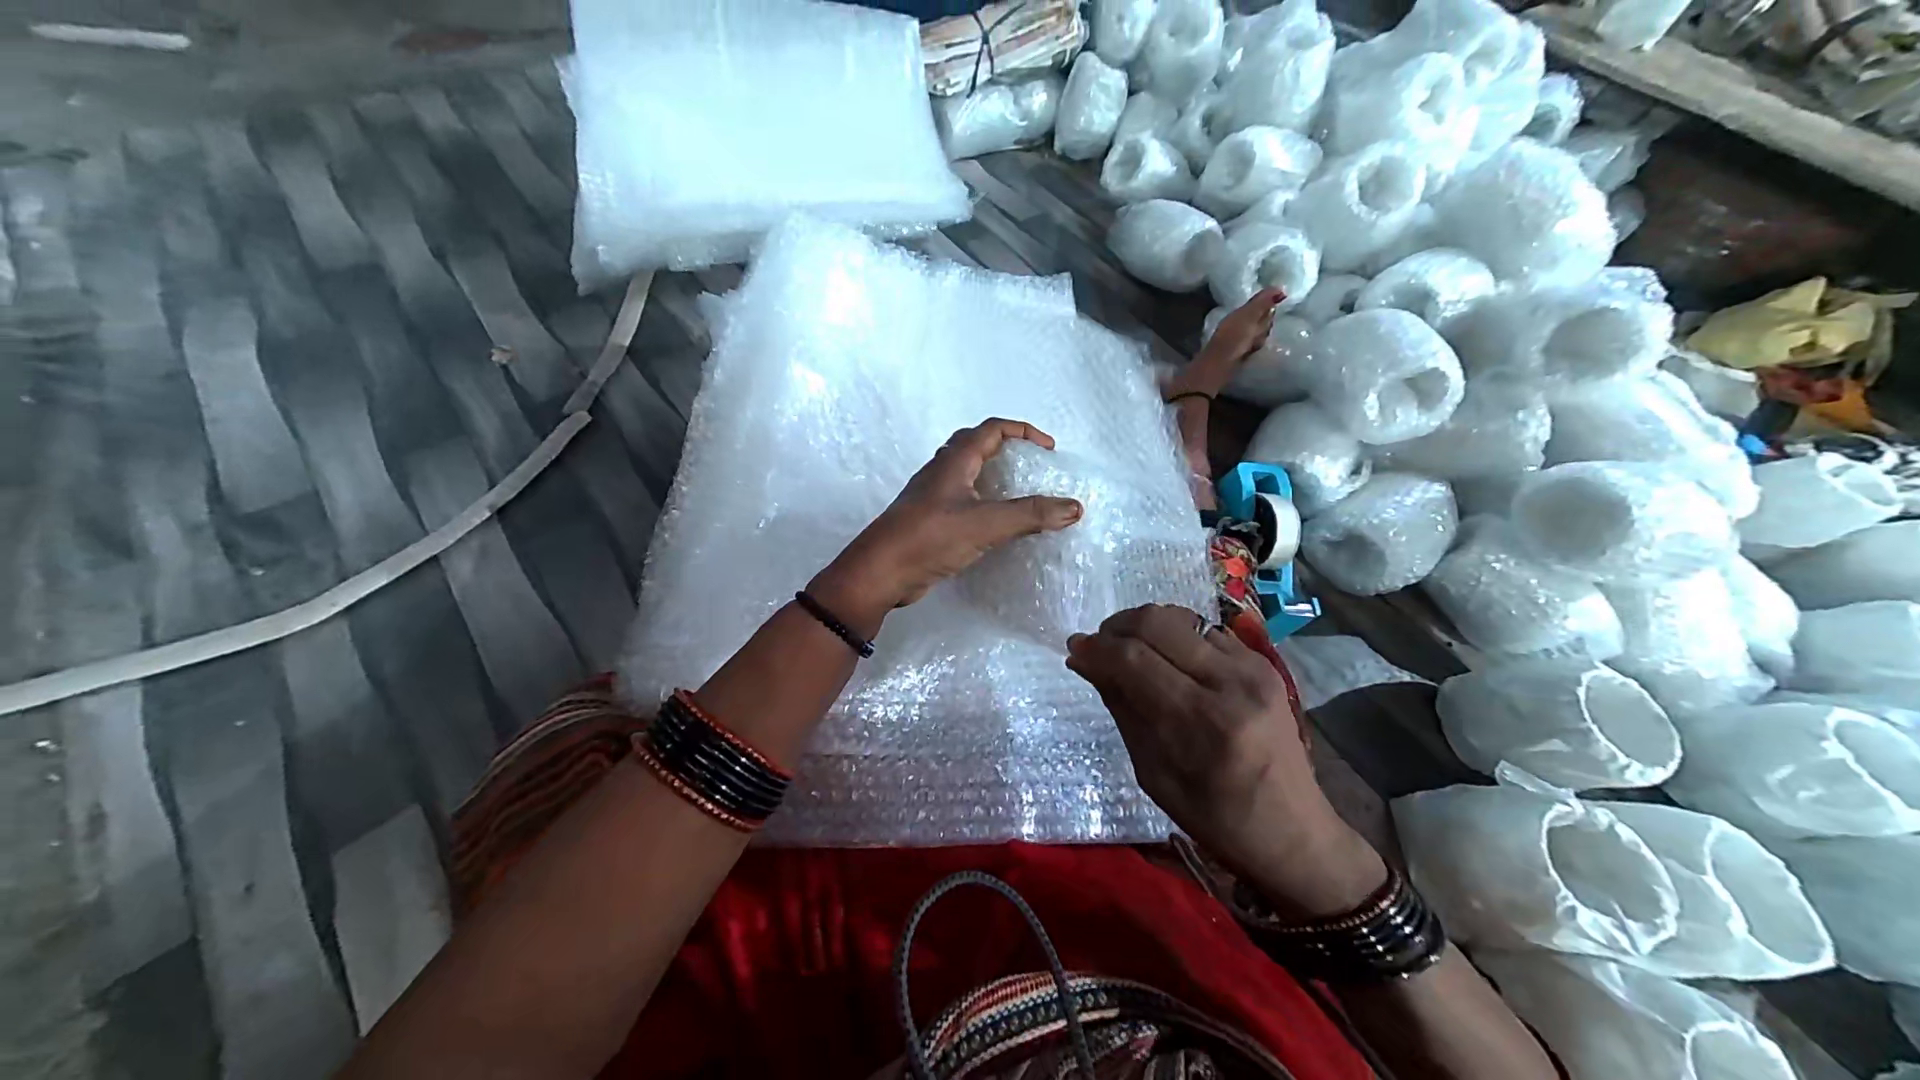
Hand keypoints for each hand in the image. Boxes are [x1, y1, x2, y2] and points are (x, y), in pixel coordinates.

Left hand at [810, 419, 1083, 632]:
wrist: (881, 572)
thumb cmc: (930, 538)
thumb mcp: (986, 523)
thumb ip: (1030, 514)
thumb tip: (1074, 507)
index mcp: (954, 461)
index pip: (992, 429)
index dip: (1023, 432)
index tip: (1049, 449)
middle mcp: (942, 472)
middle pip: (977, 446)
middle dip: (1009, 450)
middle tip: (1035, 468)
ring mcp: (933, 497)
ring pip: (969, 475)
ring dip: (996, 478)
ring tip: (1022, 495)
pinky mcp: (930, 522)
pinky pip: (964, 502)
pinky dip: (986, 504)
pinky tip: (998, 525)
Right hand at [1066, 604, 1385, 916]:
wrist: (1295, 832)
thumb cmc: (1216, 819)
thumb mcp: (1153, 774)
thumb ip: (1122, 708)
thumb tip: (1086, 661)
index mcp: (1202, 723)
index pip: (1133, 659)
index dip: (1096, 649)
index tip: (1074, 651)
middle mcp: (1231, 684)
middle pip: (1157, 623)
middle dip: (1116, 627)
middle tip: (1098, 646)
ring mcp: (1254, 668)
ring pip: (1181, 618)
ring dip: (1145, 627)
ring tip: (1128, 650)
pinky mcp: (1265, 663)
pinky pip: (1206, 630)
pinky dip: (1175, 636)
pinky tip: (1167, 659)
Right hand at [1167, 288, 1285, 399]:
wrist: (1208, 370)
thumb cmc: (1229, 341)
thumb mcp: (1247, 317)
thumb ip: (1261, 304)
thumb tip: (1281, 289)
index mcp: (1261, 331)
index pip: (1269, 314)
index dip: (1268, 303)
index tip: (1265, 293)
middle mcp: (1256, 342)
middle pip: (1261, 326)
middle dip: (1259, 315)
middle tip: (1254, 304)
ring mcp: (1241, 352)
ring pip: (1249, 336)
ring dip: (1248, 327)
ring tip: (1242, 318)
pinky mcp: (1228, 359)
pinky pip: (1236, 343)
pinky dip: (1237, 337)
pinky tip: (1230, 335)